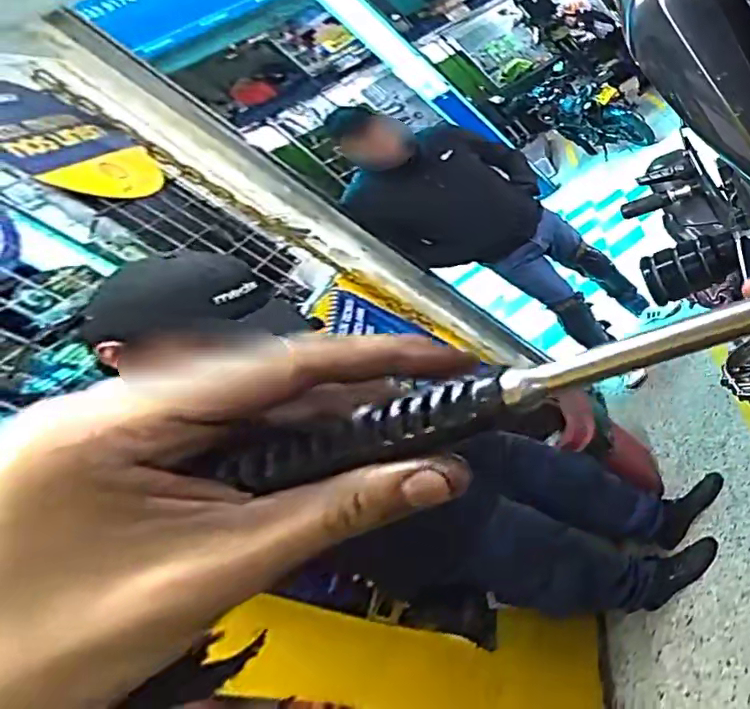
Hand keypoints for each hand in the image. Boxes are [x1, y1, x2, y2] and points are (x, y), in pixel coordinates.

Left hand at [0, 336, 474, 707]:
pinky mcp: (121, 457)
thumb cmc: (24, 651)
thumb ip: (338, 512)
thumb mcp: (209, 573)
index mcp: (113, 422)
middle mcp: (112, 410)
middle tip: (436, 403)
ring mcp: (112, 432)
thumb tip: (440, 477)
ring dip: (331, 422)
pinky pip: (232, 431)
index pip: (285, 361)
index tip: (450, 359)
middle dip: (363, 394)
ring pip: (259, 405)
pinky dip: (292, 443)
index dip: (383, 355)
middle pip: (278, 379)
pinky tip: (328, 461)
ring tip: (394, 439)